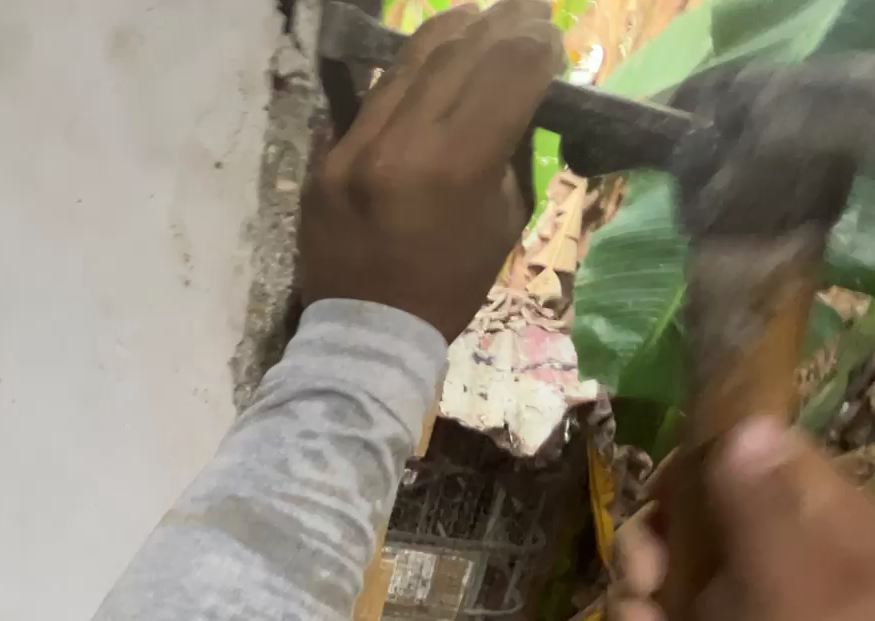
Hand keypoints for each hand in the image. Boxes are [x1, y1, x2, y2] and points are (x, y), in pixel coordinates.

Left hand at [299, 0, 563, 340]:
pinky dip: (402, 81)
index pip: (511, 67)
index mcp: (455, 168)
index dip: (542, 43)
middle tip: (525, 12)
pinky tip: (424, 71)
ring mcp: (350, 155)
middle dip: (503, 24)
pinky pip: (368, 105)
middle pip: (461, 50)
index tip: (552, 40)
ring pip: (405, 64)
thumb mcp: (502, 222)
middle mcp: (398, 148)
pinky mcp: (322, 167)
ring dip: (450, 35)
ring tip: (476, 22)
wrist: (365, 334)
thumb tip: (513, 92)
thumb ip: (507, 149)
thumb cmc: (445, 288)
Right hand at [610, 419, 874, 620]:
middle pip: (686, 508)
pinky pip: (656, 603)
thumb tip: (746, 421)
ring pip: (659, 560)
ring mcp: (741, 584)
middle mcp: (777, 539)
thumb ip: (759, 505)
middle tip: (641, 585)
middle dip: (646, 548)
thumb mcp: (782, 582)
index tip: (659, 506)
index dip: (694, 470)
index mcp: (818, 514)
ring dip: (634, 597)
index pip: (749, 452)